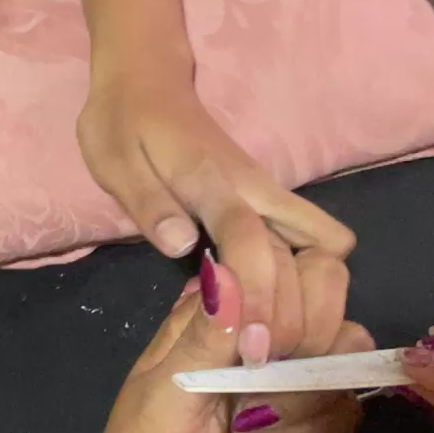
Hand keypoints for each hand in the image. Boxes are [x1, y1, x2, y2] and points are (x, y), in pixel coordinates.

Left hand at [78, 68, 355, 365]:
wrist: (146, 78)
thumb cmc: (123, 123)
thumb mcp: (116, 163)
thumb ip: (150, 206)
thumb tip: (183, 247)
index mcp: (210, 180)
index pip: (250, 240)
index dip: (257, 294)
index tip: (251, 345)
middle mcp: (254, 187)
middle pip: (313, 250)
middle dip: (299, 306)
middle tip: (262, 353)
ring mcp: (267, 192)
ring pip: (318, 248)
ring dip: (306, 295)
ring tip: (268, 340)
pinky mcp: (268, 199)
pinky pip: (304, 243)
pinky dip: (300, 279)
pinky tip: (267, 310)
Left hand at [79, 252, 371, 432]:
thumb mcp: (164, 396)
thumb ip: (203, 338)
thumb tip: (225, 270)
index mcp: (210, 305)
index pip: (274, 256)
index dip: (279, 295)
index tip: (253, 350)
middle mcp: (254, 324)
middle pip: (324, 288)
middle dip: (306, 341)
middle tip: (260, 384)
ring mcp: (285, 366)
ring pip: (346, 344)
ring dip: (310, 394)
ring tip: (259, 425)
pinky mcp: (306, 411)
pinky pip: (348, 400)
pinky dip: (320, 428)